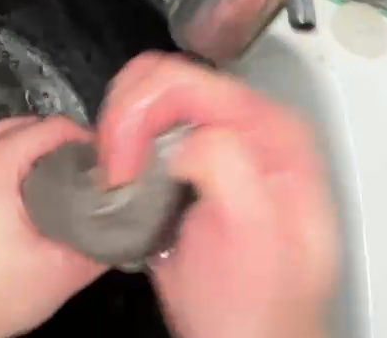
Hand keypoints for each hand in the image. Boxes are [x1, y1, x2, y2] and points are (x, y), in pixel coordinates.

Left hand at [0, 116, 107, 337]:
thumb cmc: (3, 289)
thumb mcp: (62, 270)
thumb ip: (102, 242)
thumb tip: (131, 221)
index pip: (51, 127)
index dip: (86, 138)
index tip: (111, 161)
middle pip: (32, 124)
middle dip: (66, 140)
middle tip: (97, 168)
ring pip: (15, 132)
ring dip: (45, 145)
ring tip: (77, 173)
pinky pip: (1, 147)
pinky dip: (26, 153)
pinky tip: (49, 181)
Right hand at [96, 53, 337, 337]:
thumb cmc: (255, 310)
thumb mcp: (256, 239)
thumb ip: (229, 169)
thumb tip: (187, 140)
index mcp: (272, 133)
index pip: (185, 80)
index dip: (141, 113)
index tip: (124, 163)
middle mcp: (250, 123)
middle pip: (162, 75)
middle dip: (124, 116)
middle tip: (114, 167)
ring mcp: (220, 133)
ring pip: (146, 88)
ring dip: (119, 126)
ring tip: (117, 173)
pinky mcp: (193, 148)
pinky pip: (142, 115)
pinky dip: (120, 135)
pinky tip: (123, 172)